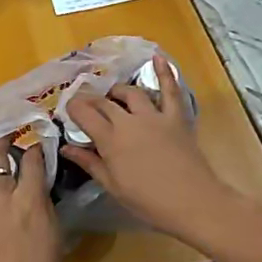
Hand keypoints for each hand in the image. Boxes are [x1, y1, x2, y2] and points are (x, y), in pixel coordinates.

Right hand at [60, 57, 246, 249]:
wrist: (194, 203)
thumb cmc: (148, 200)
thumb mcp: (112, 185)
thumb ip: (89, 162)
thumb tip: (67, 148)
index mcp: (110, 140)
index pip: (84, 114)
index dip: (73, 108)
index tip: (67, 110)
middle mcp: (129, 122)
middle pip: (104, 102)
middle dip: (91, 101)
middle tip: (85, 105)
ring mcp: (154, 117)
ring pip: (131, 93)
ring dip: (118, 92)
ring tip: (112, 96)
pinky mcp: (176, 118)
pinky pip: (170, 90)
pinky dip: (165, 73)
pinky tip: (157, 57)